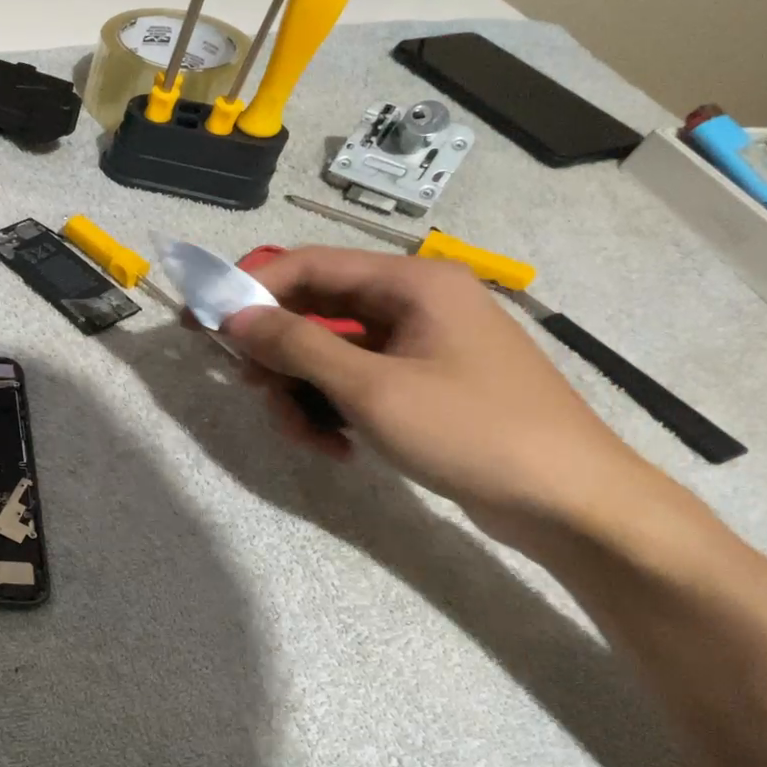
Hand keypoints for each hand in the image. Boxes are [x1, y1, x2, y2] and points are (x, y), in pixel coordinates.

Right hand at [221, 246, 660, 546]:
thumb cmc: (470, 431)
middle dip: (277, 358)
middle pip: (313, 314)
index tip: (200, 323)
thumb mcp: (371, 388)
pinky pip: (353, 383)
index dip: (248, 290)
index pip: (308, 267)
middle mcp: (414, 303)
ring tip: (308, 438)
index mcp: (412, 284)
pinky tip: (338, 447)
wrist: (566, 499)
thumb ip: (296, 346)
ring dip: (301, 395)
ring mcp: (419, 345)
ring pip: (327, 355)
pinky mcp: (421, 383)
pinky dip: (332, 411)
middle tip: (254, 394)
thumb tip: (234, 316)